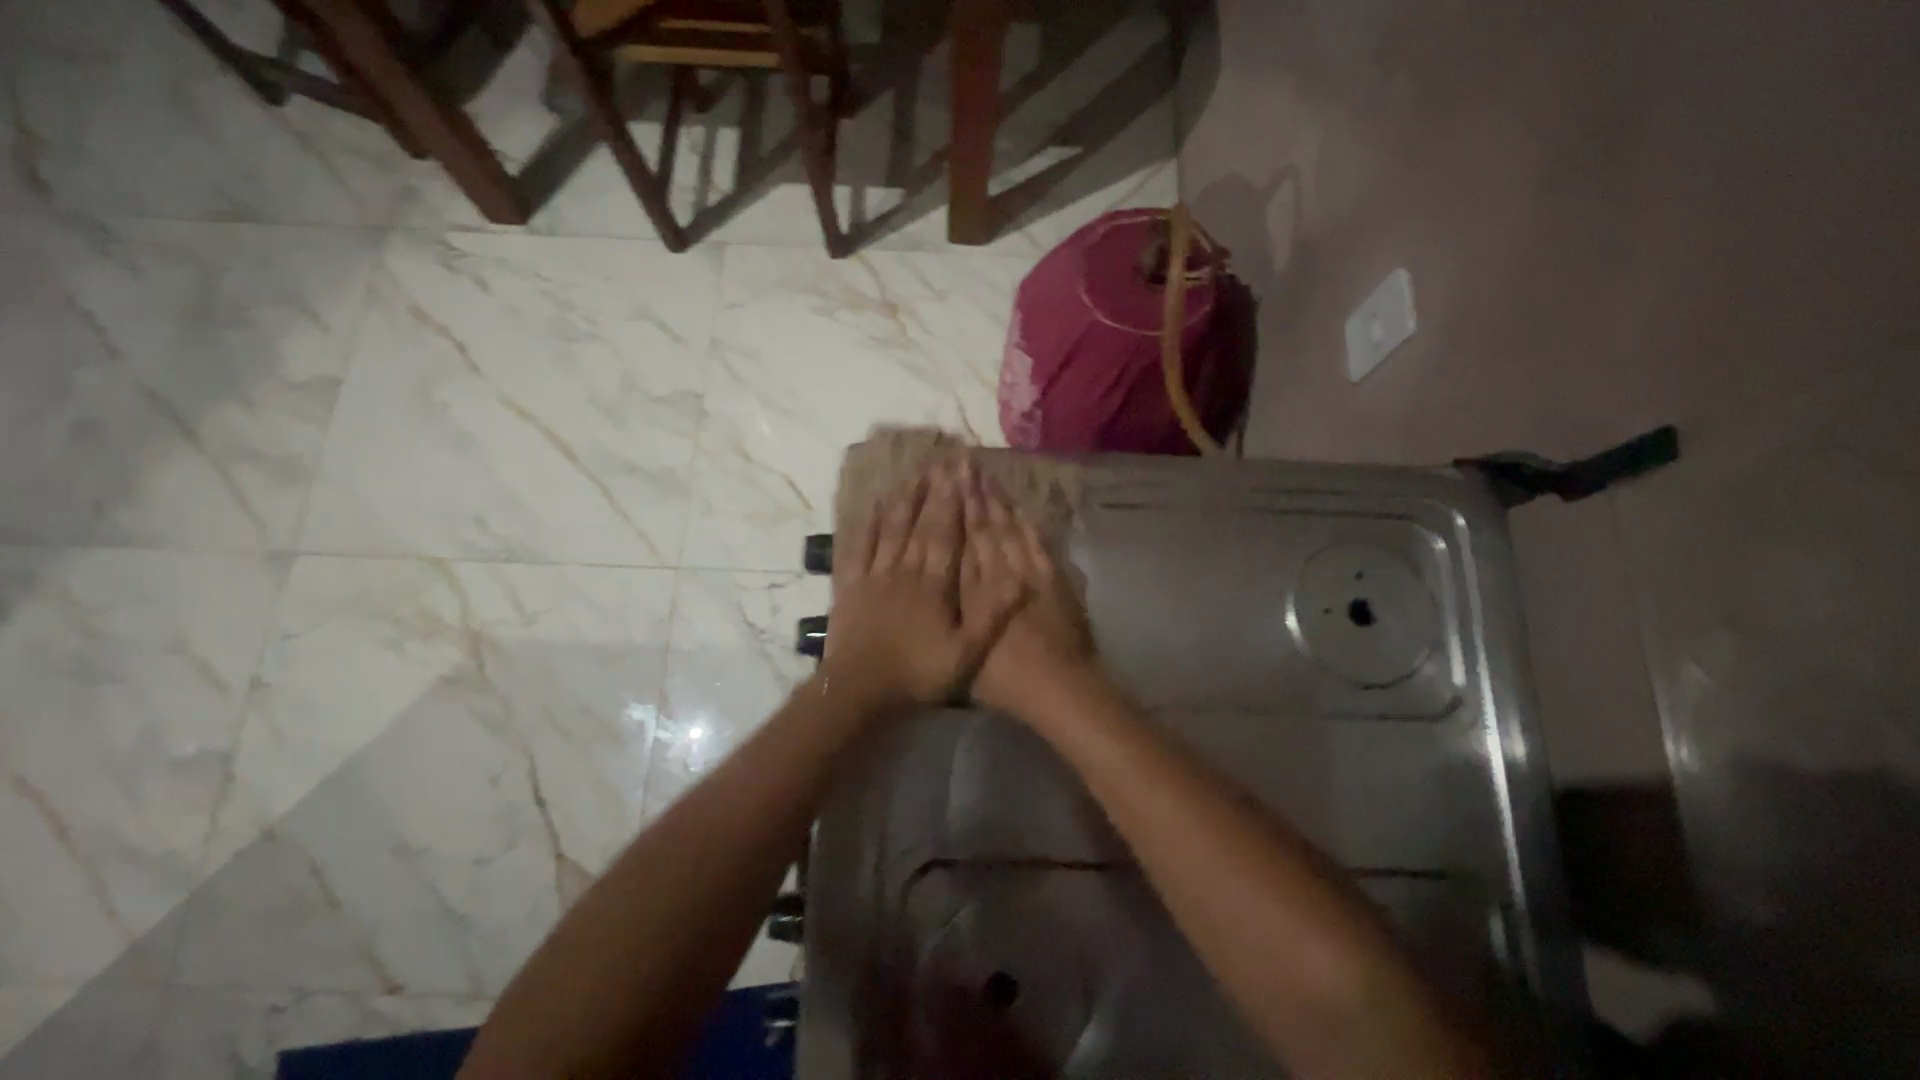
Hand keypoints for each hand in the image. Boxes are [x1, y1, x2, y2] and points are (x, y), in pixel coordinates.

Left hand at [821, 459, 1024, 715]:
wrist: (859, 689)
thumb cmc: (917, 674)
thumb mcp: (965, 653)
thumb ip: (991, 615)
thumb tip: (1020, 578)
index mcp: (934, 584)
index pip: (947, 533)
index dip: (955, 501)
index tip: (962, 472)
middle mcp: (904, 570)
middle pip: (921, 524)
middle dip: (934, 491)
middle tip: (942, 461)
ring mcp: (874, 575)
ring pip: (892, 529)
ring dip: (904, 499)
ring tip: (915, 473)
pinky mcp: (851, 586)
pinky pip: (861, 546)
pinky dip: (870, 524)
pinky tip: (876, 506)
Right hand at [961, 465, 1097, 716]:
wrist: (1054, 686)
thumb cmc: (1000, 678)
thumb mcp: (960, 647)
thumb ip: (948, 613)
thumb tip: (931, 585)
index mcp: (971, 588)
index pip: (959, 538)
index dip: (952, 507)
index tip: (943, 479)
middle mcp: (997, 572)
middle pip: (982, 525)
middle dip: (971, 492)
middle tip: (960, 461)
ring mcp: (1029, 572)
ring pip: (1008, 529)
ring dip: (996, 501)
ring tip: (983, 475)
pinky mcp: (1053, 580)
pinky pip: (1036, 543)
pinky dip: (1026, 524)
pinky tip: (1018, 508)